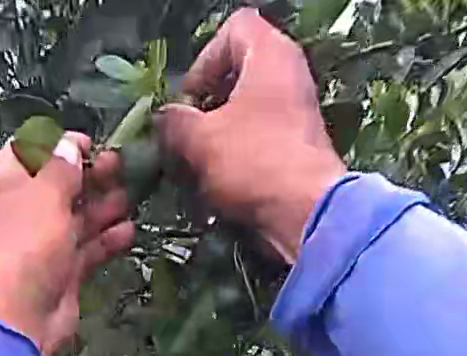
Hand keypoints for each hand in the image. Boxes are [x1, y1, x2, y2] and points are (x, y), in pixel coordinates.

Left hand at [0, 131, 133, 355]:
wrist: (23, 317)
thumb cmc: (27, 246)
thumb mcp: (45, 195)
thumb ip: (62, 168)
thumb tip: (70, 146)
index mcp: (4, 186)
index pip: (29, 152)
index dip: (59, 145)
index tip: (90, 143)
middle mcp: (22, 213)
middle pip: (58, 185)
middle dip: (88, 176)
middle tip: (119, 167)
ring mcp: (43, 245)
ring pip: (76, 218)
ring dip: (103, 207)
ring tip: (129, 197)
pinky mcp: (63, 271)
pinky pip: (86, 249)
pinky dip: (106, 240)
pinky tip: (128, 231)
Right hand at [155, 9, 347, 262]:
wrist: (304, 214)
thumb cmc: (254, 163)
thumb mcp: (200, 140)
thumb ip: (174, 123)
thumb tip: (163, 119)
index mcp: (271, 54)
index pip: (232, 30)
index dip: (203, 62)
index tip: (188, 101)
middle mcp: (290, 77)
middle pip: (239, 77)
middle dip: (207, 106)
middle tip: (188, 136)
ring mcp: (297, 117)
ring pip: (247, 116)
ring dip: (219, 139)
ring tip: (199, 167)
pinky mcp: (298, 154)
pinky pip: (260, 145)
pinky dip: (239, 160)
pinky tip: (222, 186)